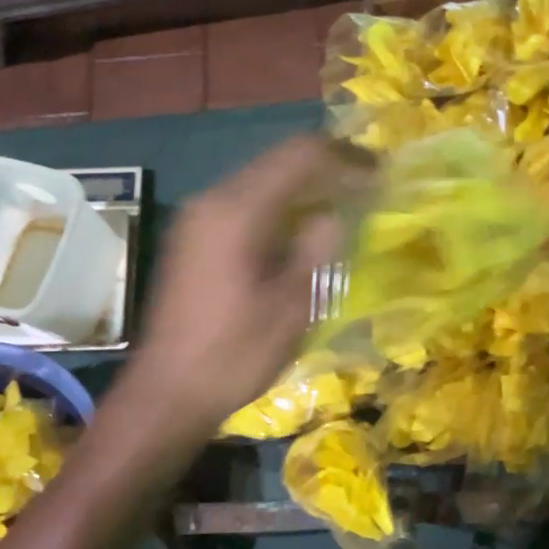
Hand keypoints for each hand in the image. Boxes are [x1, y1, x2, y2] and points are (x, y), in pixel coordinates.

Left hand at [125, 137, 360, 428]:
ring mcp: (196, 220)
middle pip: (276, 162)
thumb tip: (333, 214)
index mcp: (237, 211)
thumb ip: (316, 249)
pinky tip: (301, 233)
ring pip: (259, 183)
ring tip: (342, 207)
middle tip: (367, 186)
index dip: (344, 157)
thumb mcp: (291, 306)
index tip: (380, 173)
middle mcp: (212, 202)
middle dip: (325, 169)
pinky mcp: (192, 241)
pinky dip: (278, 208)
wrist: (167, 393)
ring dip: (302, 188)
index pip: (299, 155)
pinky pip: (243, 205)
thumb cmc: (234, 354)